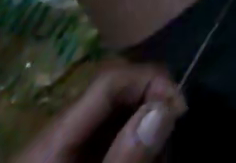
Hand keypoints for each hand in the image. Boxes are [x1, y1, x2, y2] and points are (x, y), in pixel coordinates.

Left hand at [14, 61, 187, 162]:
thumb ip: (125, 157)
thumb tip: (166, 107)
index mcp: (54, 135)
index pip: (108, 81)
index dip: (149, 82)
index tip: (181, 108)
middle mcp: (58, 133)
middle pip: (114, 94)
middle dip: (152, 104)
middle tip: (176, 134)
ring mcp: (63, 150)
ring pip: (116, 116)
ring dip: (146, 126)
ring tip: (164, 153)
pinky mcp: (72, 161)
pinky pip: (109, 138)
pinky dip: (133, 143)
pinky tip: (148, 159)